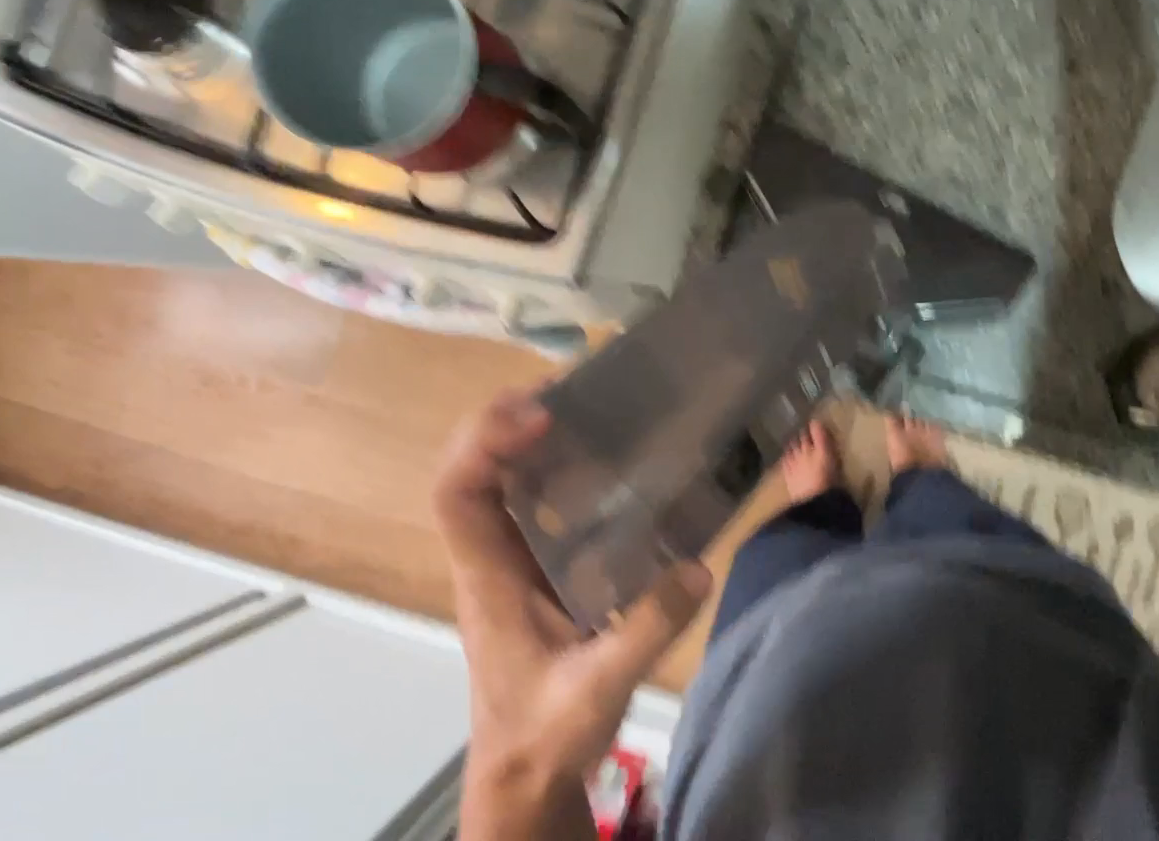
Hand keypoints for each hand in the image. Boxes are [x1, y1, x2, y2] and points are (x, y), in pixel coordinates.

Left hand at [434, 391, 711, 840]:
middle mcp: (492, 556)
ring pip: (501, 479)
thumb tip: (700, 566)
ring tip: (590, 402)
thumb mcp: (599, 688)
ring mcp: (511, 559)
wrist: (526, 771)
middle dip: (504, 419)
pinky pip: (536, 500)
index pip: (458, 495)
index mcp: (490, 579)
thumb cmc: (545, 733)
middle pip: (471, 469)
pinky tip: (609, 455)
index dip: (484, 445)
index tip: (539, 415)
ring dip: (529, 433)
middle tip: (569, 387)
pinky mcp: (538, 566)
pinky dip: (559, 465)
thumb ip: (647, 631)